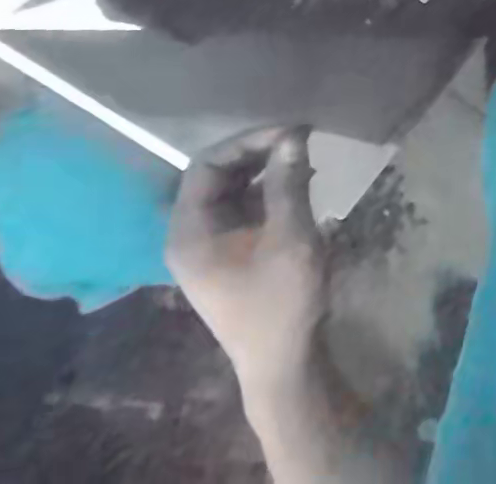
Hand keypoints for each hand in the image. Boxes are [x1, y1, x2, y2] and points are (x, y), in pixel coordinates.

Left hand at [167, 127, 323, 387]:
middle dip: (258, 151)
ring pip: (234, 188)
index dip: (247, 142)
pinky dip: (272, 188)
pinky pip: (247, 206)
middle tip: (300, 138)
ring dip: (267, 167)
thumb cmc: (281, 301)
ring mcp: (212, 244)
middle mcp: (192, 233)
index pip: (207, 166)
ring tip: (304, 155)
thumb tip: (294, 137)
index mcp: (190, 232)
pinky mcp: (234, 251)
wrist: (285, 362)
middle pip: (217, 174)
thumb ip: (289, 184)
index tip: (290, 133)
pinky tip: (302, 181)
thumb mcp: (291, 237)